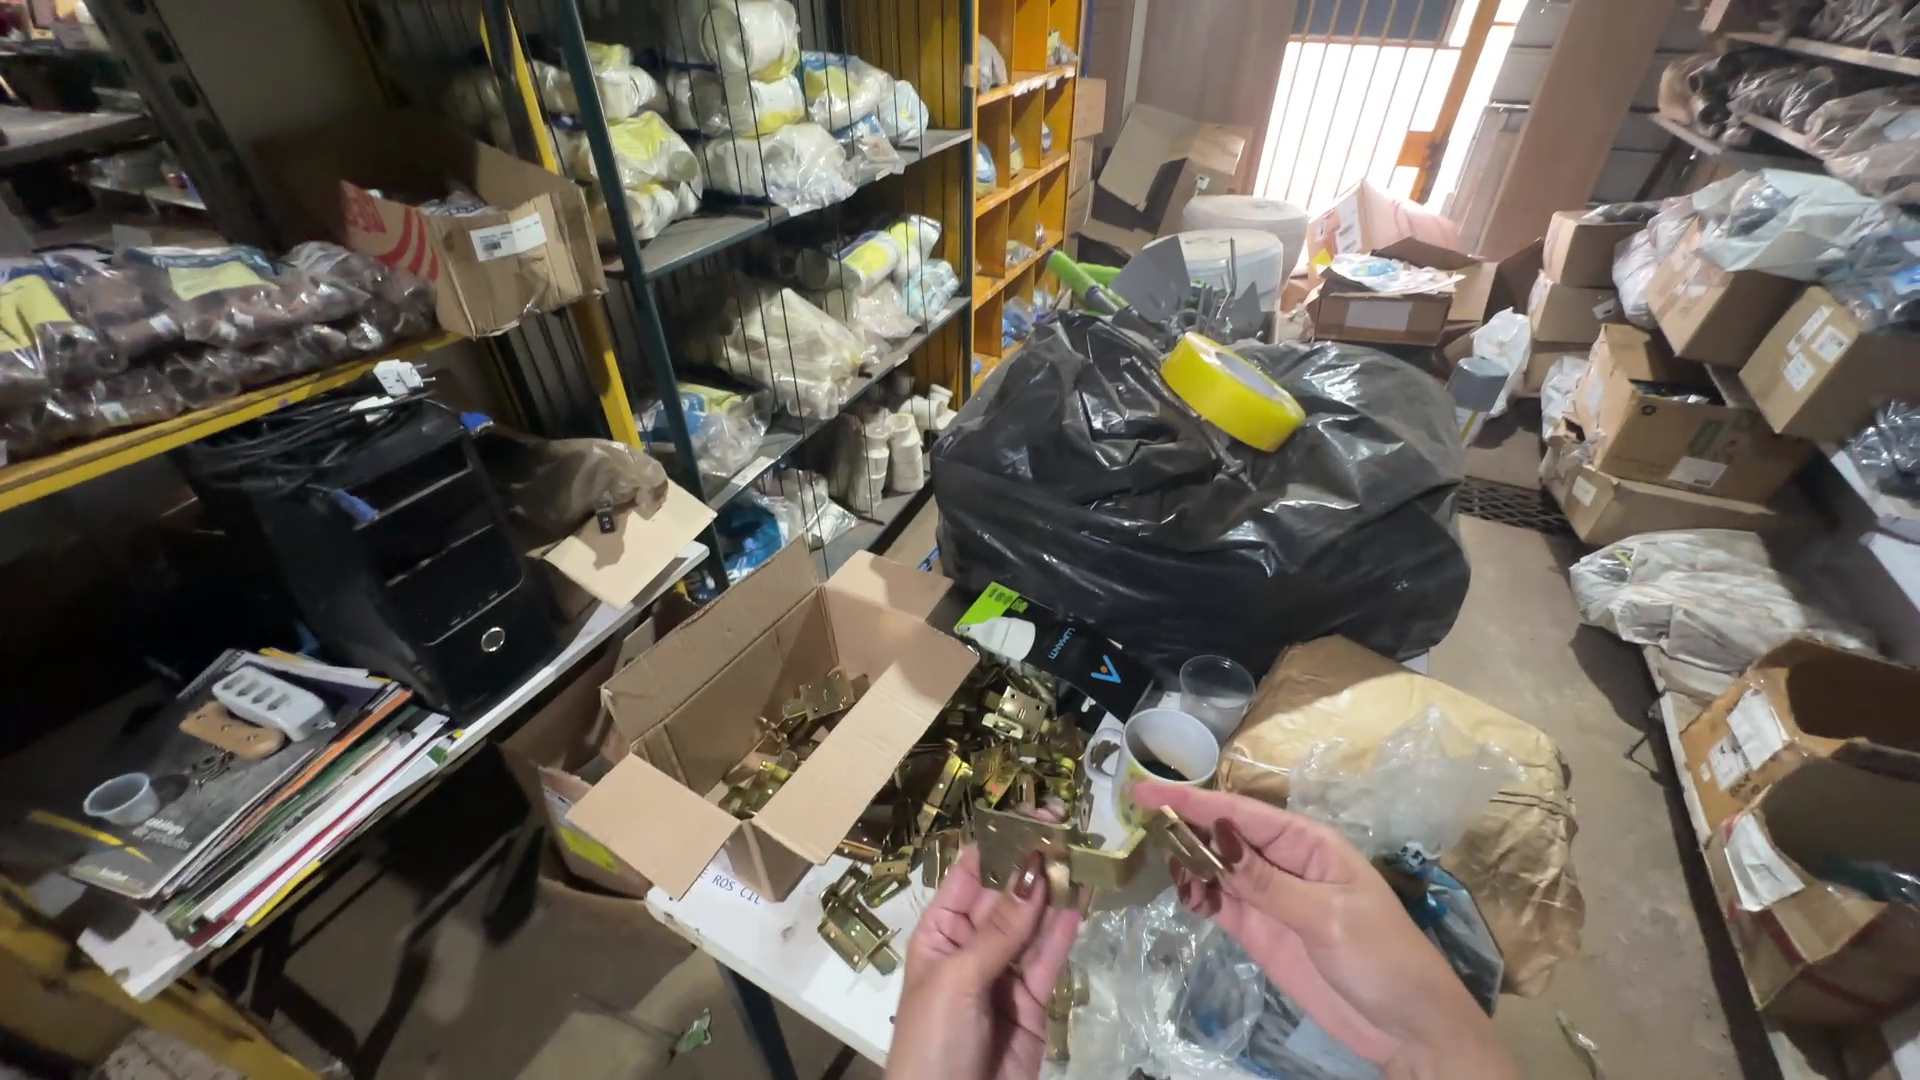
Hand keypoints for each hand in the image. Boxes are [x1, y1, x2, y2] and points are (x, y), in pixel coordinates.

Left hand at [885, 846, 1083, 1079]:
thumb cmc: (933, 1040)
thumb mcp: (958, 978)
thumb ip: (1001, 928)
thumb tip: (1031, 868)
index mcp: (940, 930)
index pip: (970, 873)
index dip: (998, 842)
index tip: (1031, 816)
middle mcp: (972, 943)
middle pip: (1006, 892)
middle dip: (1032, 861)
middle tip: (1065, 827)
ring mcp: (1003, 971)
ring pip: (1032, 921)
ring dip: (1054, 890)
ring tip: (1081, 853)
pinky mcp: (1032, 1000)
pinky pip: (1048, 957)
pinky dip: (1065, 929)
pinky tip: (1081, 899)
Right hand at [1136, 782, 1516, 1079]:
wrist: (1410, 1033)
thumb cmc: (1383, 960)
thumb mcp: (1327, 917)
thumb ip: (1266, 882)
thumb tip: (1216, 838)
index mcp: (1305, 842)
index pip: (1240, 813)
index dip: (1193, 800)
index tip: (1148, 793)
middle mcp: (1280, 860)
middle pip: (1221, 834)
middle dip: (1182, 822)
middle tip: (1137, 818)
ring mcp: (1266, 896)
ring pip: (1213, 866)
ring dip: (1186, 859)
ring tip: (1155, 855)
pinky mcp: (1257, 929)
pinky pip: (1218, 902)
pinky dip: (1197, 894)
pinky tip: (1184, 893)